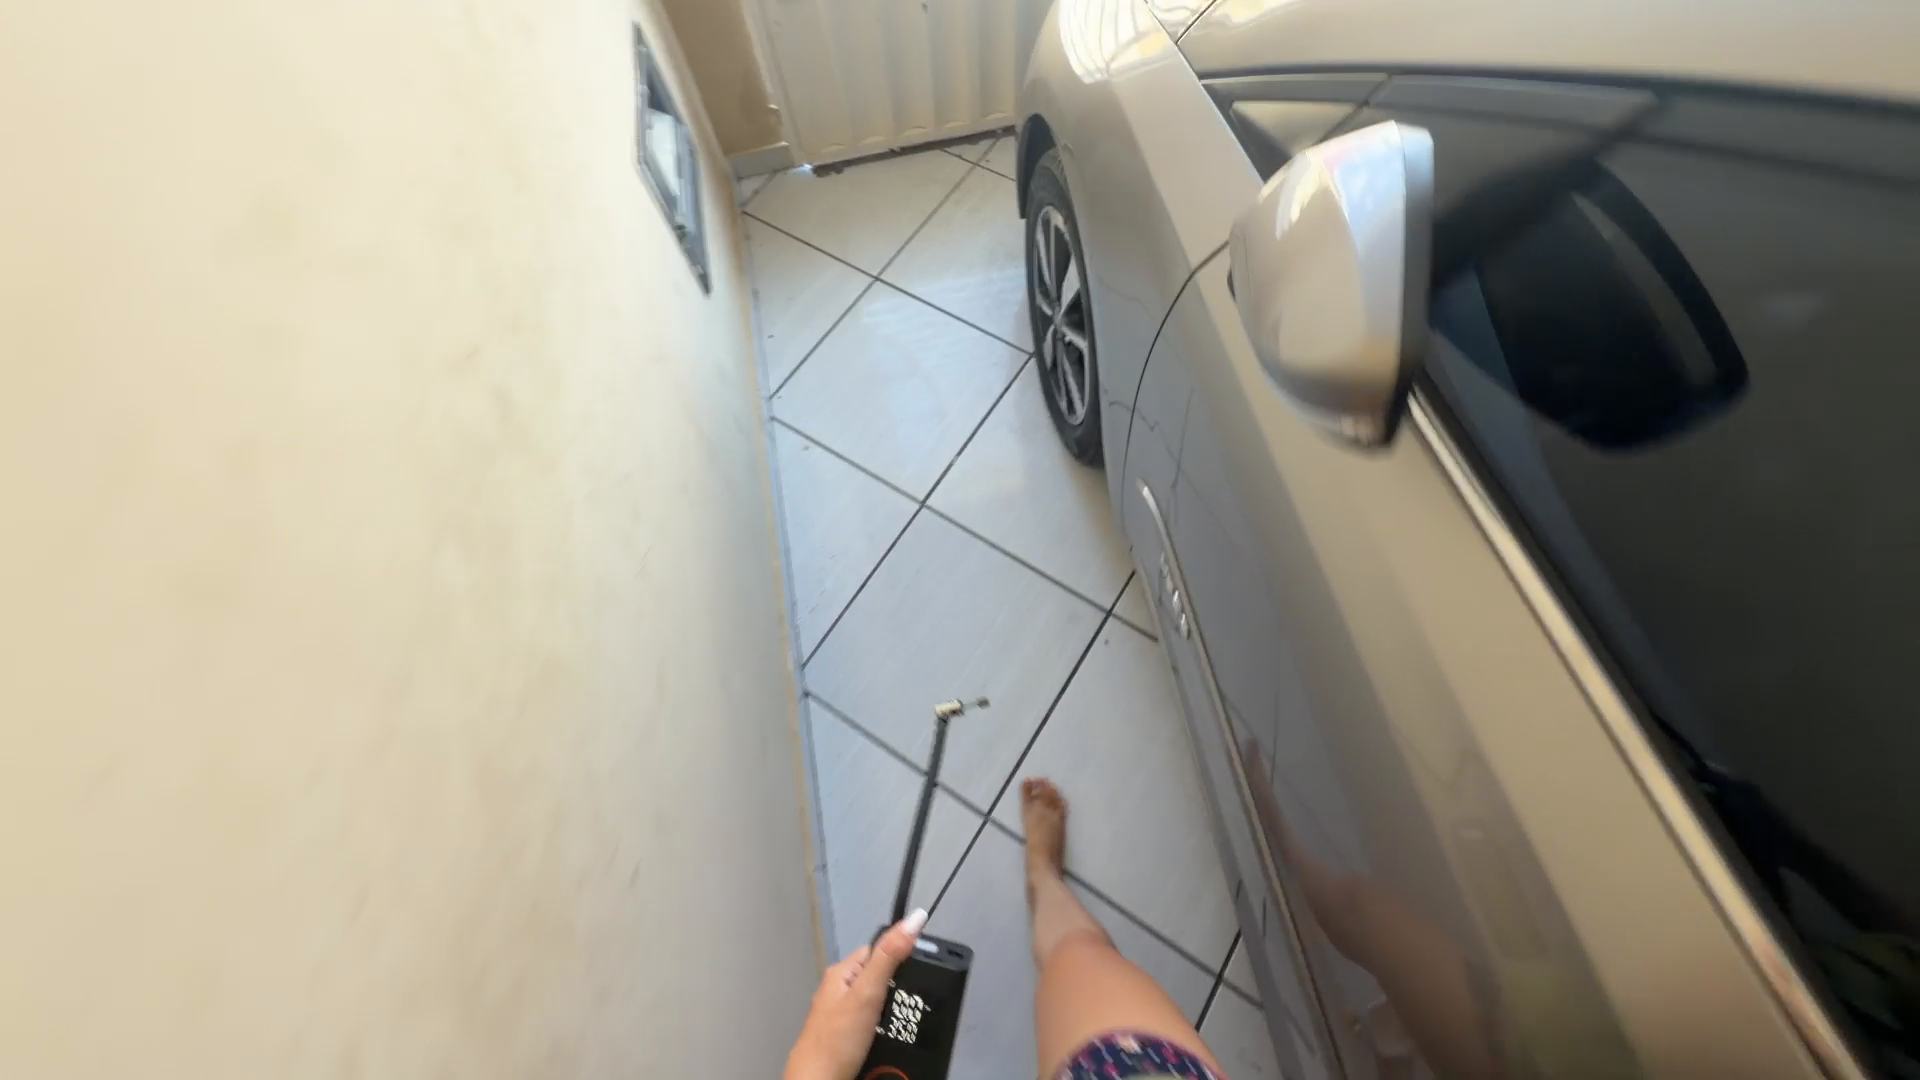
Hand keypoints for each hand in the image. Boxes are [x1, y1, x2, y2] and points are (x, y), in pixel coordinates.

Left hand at [784, 908, 927, 1079]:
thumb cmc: (839, 1037)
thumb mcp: (868, 991)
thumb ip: (890, 955)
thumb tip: (916, 916)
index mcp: (840, 972)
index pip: (876, 951)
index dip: (897, 958)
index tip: (917, 974)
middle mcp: (837, 990)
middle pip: (875, 977)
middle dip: (893, 989)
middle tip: (908, 1004)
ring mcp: (838, 1016)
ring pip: (873, 1003)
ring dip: (887, 1010)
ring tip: (900, 1022)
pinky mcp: (842, 1039)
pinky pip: (868, 1023)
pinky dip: (880, 1028)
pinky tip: (886, 1037)